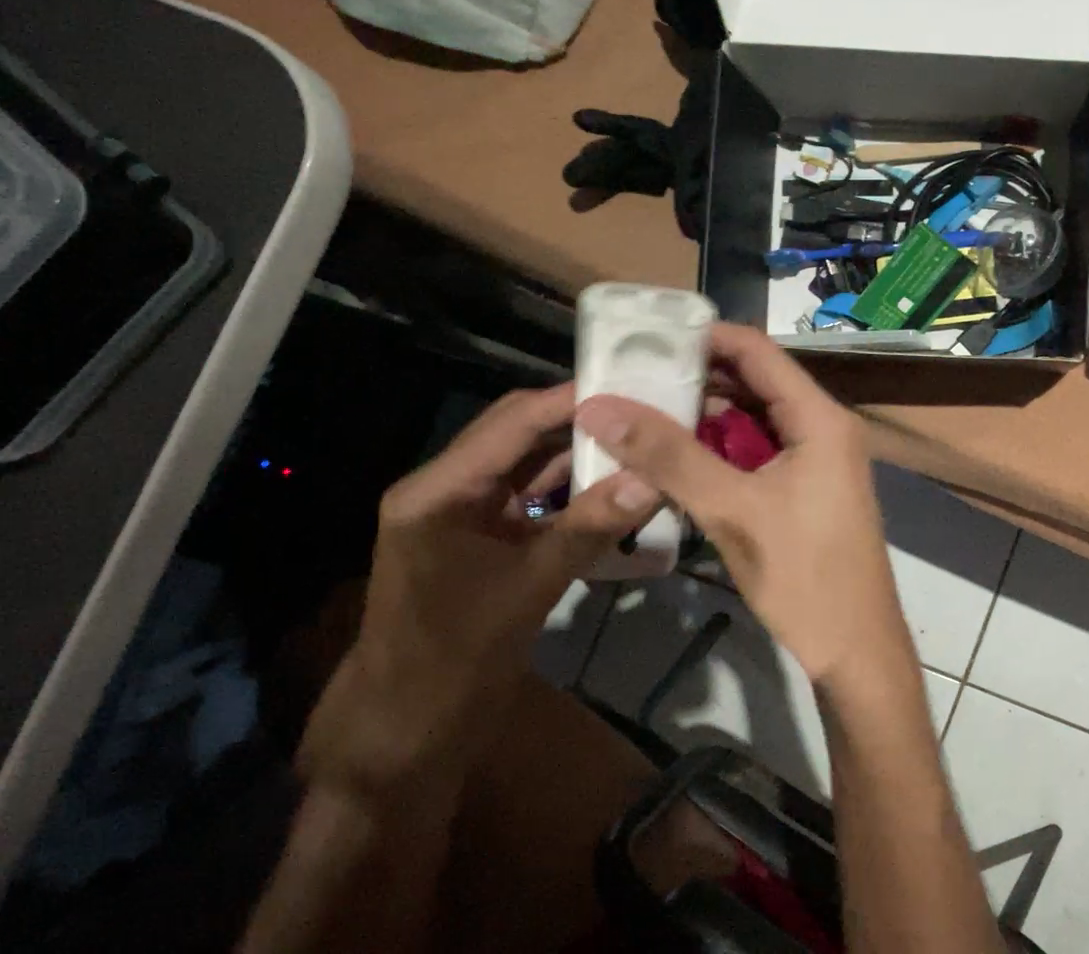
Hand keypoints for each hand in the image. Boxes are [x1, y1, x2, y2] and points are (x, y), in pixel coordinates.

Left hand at [304, 385, 656, 788]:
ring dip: (584, 459)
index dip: (572, 401)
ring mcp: (468, 517)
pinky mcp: (488, 542)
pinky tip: (623, 492)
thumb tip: (654, 479)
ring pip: (533, 469)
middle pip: (521, 437)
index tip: (635, 385)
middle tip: (648, 409)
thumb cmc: (454, 657)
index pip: (513, 424)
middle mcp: (449, 492)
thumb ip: (590, 529)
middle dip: (583, 423)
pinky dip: (577, 497)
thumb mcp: (529, 589)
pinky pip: (537, 504)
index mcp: (439, 492)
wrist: (409, 729)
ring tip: (645, 443)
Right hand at [575, 324, 909, 685]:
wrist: (855, 648)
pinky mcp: (809, 490)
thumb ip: (669, 455)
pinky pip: (760, 454)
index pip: (758, 352)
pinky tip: (674, 460)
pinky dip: (720, 452)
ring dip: (703, 418)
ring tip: (638, 414)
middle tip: (629, 378)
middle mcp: (825, 428)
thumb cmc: (803, 576)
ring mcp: (819, 461)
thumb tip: (599, 406)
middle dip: (695, 378)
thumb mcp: (731, 511)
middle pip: (755, 383)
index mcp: (820, 419)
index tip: (643, 337)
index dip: (703, 337)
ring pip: (754, 421)